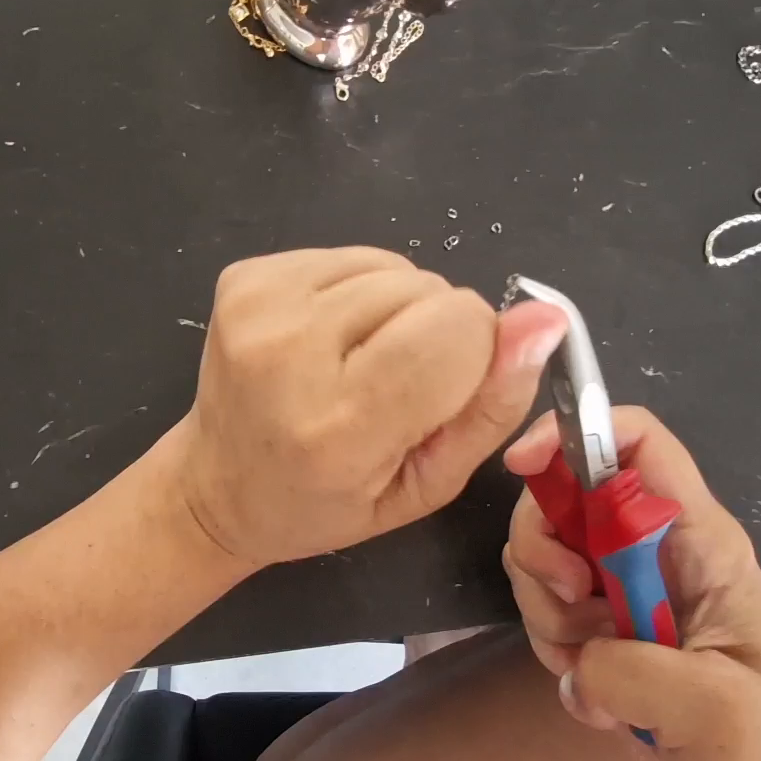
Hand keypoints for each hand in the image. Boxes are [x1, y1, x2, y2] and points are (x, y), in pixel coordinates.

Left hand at [177, 247, 568, 570]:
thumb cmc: (324, 504)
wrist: (216, 485)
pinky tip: (328, 340)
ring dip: (394, 310)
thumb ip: (491, 407)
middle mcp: (288, 350)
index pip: (457, 328)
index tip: (437, 393)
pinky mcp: (244, 275)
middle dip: (432, 332)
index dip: (471, 354)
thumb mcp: (425, 485)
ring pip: (393, 265)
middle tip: (387, 387)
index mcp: (337, 423)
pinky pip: (351, 257)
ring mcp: (259, 304)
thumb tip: (544, 319)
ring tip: (354, 363)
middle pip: (428, 288)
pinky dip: (357, 293)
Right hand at [503, 408, 760, 760]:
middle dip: (542, 549)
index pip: (637, 442)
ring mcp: (617, 579)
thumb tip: (578, 655)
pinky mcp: (595, 615)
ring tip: (595, 676)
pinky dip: (551, 647)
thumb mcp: (720, 715)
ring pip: (540, 554)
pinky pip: (541, 605)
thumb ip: (640, 675)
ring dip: (546, 613)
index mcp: (696, 539)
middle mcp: (650, 544)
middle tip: (571, 604)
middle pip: (562, 495)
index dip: (575, 433)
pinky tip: (595, 693)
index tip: (521, 465)